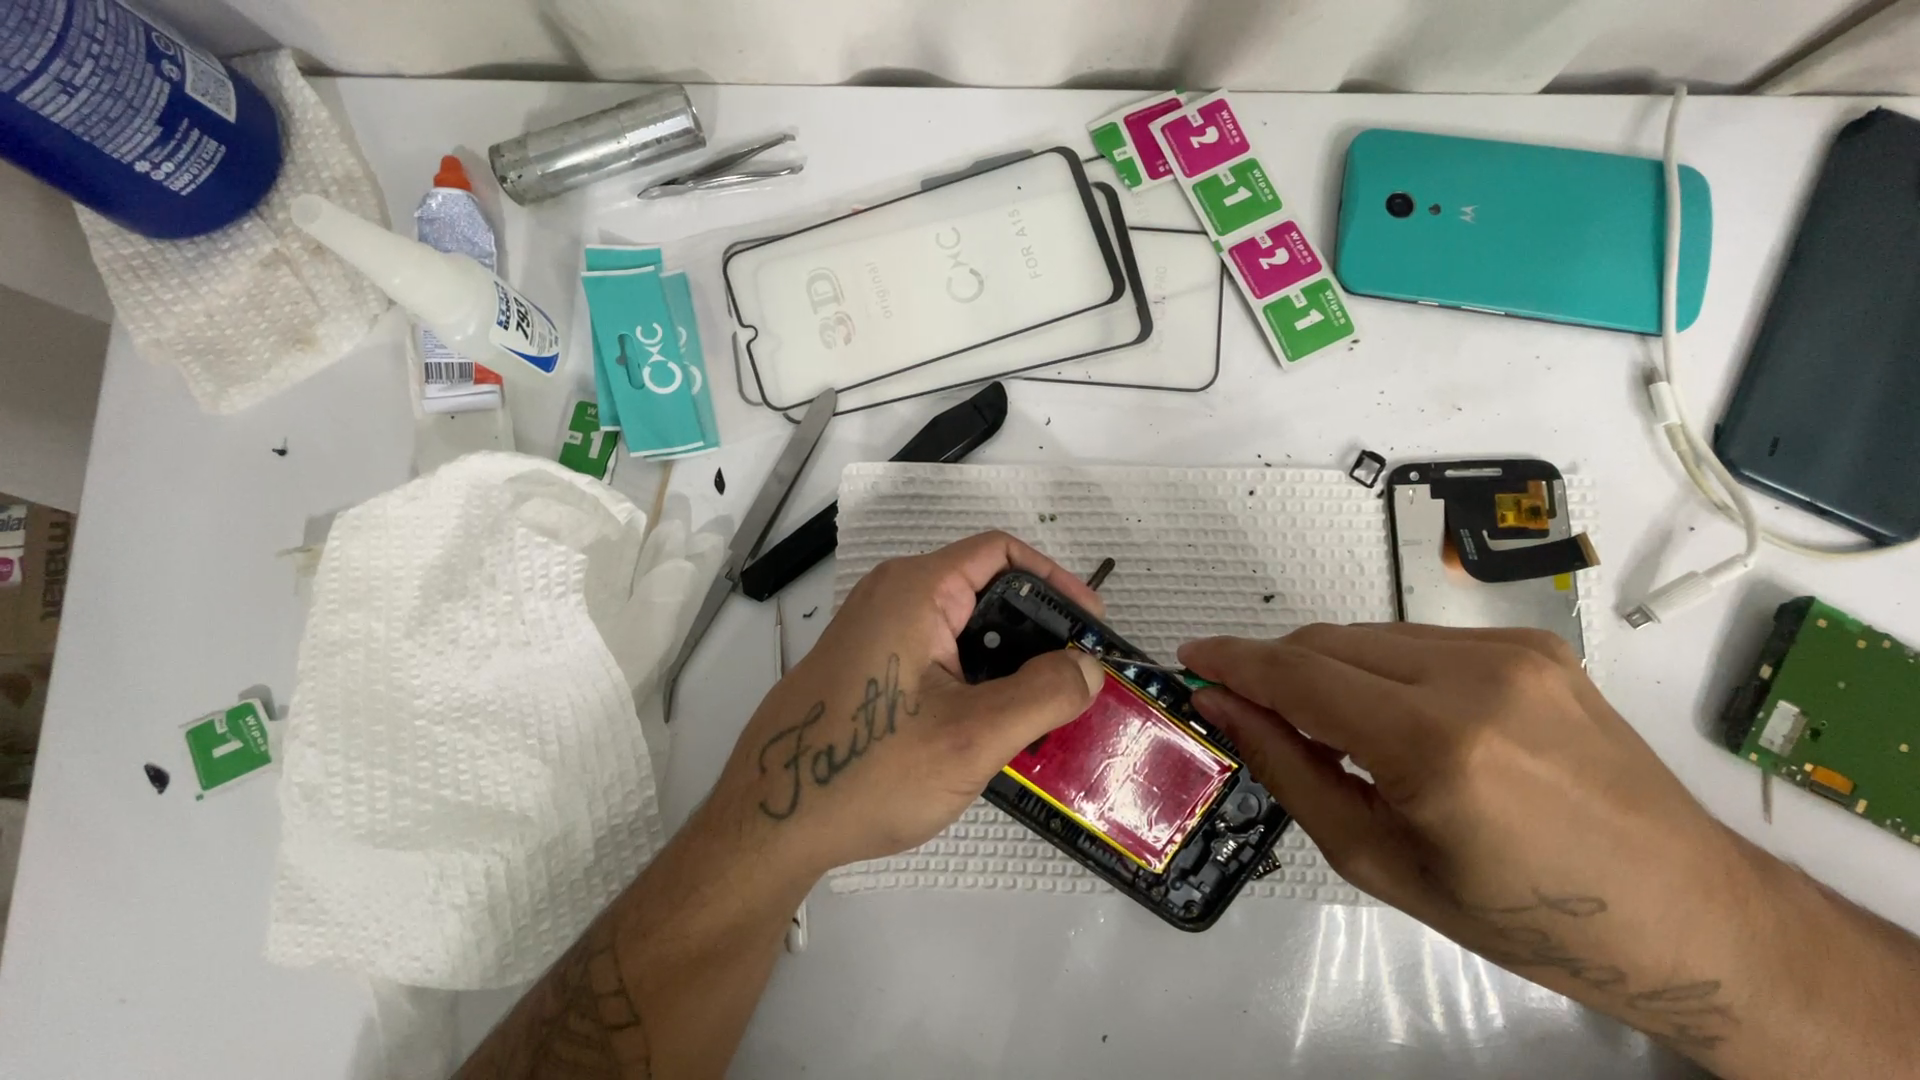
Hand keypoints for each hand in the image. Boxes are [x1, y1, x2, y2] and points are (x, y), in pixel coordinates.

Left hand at [706, 532, 1104, 880]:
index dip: (1056, 581)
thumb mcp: (971, 737)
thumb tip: (1089, 667)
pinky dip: (974, 676)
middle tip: (1073, 681)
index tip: (1091, 628)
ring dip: (1007, 660)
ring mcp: (872, 631)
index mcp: (916, 590)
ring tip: (1041, 711)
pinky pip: (935, 653)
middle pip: (984, 589)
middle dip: (1036, 630)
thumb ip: (1043, 695)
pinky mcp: (864, 665)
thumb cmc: (869, 772)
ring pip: (960, 627)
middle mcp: (891, 596)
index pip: (1002, 552)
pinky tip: (990, 725)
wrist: (769, 822)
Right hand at [1178, 624, 1753, 1051]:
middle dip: (1275, 669)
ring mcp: (1513, 651)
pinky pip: (1418, 639)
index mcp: (1436, 746)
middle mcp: (1476, 676)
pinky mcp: (1535, 644)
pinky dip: (1380, 667)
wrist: (1686, 913)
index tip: (1190, 658)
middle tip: (1249, 711)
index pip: (1298, 676)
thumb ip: (1288, 767)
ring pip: (1368, 635)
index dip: (1233, 662)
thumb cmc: (1520, 915)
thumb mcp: (1378, 858)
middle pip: (1327, 642)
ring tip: (1331, 727)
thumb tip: (1223, 707)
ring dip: (1327, 668)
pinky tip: (1393, 715)